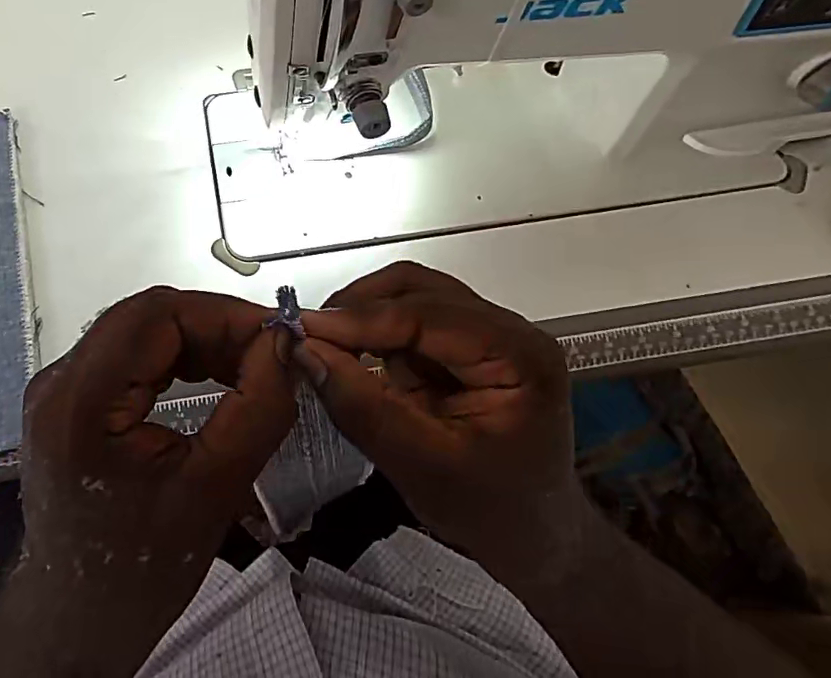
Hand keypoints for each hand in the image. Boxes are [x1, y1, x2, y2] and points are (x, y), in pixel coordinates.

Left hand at [0, 287, 296, 677]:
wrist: (75, 620)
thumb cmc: (135, 574)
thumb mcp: (211, 493)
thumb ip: (255, 410)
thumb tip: (282, 346)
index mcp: (79, 402)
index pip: (153, 316)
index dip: (220, 314)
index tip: (273, 333)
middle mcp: (59, 382)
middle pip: (146, 319)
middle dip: (214, 327)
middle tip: (269, 351)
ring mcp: (61, 387)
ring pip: (141, 331)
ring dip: (199, 339)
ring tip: (250, 362)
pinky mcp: (72, 397)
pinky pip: (132, 354)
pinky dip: (178, 356)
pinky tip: (213, 373)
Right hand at [297, 261, 587, 568]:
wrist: (529, 539)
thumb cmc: (494, 513)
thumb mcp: (423, 467)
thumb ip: (363, 408)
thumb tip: (306, 353)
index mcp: (518, 356)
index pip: (424, 315)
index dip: (357, 319)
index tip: (302, 329)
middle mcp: (505, 331)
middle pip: (415, 290)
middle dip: (356, 310)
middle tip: (308, 334)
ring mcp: (480, 333)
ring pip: (405, 296)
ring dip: (359, 315)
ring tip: (323, 343)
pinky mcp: (455, 344)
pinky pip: (401, 318)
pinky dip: (367, 331)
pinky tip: (345, 353)